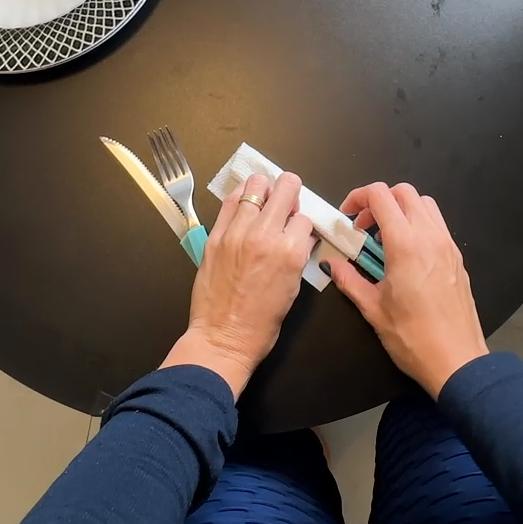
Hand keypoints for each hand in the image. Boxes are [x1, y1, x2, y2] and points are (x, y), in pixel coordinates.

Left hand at [161, 172, 315, 396]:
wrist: (222, 338)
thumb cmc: (261, 323)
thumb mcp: (293, 288)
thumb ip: (299, 254)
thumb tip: (302, 235)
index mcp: (290, 252)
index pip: (305, 218)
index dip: (303, 223)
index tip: (297, 230)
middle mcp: (265, 235)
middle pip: (286, 188)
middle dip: (290, 193)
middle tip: (286, 203)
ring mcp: (238, 232)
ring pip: (256, 185)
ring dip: (264, 190)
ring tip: (263, 201)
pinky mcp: (216, 235)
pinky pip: (230, 200)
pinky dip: (240, 197)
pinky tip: (243, 204)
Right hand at [326, 182, 488, 397]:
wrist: (458, 362)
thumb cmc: (412, 337)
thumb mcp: (373, 309)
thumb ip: (349, 280)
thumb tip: (332, 264)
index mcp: (405, 243)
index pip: (380, 196)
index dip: (358, 197)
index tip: (347, 217)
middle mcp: (429, 236)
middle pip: (403, 192)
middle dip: (379, 201)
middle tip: (364, 227)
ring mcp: (447, 244)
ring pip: (424, 203)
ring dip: (401, 209)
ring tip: (385, 238)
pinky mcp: (457, 257)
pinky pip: (437, 223)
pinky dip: (418, 223)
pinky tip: (407, 253)